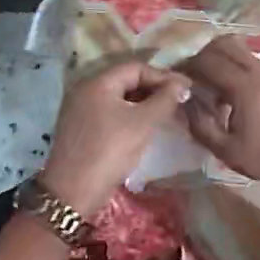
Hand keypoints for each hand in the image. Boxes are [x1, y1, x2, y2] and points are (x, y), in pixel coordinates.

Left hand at [43, 61, 191, 213]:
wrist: (73, 191)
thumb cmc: (109, 151)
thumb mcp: (142, 124)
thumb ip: (164, 100)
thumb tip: (182, 84)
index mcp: (97, 83)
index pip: (135, 67)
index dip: (162, 76)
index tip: (186, 88)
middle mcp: (84, 90)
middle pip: (125, 80)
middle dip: (153, 88)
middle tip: (178, 100)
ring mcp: (80, 110)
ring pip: (117, 98)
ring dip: (142, 103)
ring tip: (165, 114)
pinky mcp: (80, 128)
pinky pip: (109, 113)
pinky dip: (128, 115)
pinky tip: (143, 128)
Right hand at [179, 37, 259, 200]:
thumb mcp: (228, 151)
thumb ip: (201, 125)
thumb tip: (186, 104)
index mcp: (244, 86)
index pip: (207, 60)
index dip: (187, 65)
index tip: (176, 77)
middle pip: (225, 44)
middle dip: (203, 54)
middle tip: (193, 76)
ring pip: (242, 52)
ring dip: (223, 61)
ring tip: (214, 90)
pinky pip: (254, 65)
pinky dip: (238, 71)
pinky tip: (236, 100)